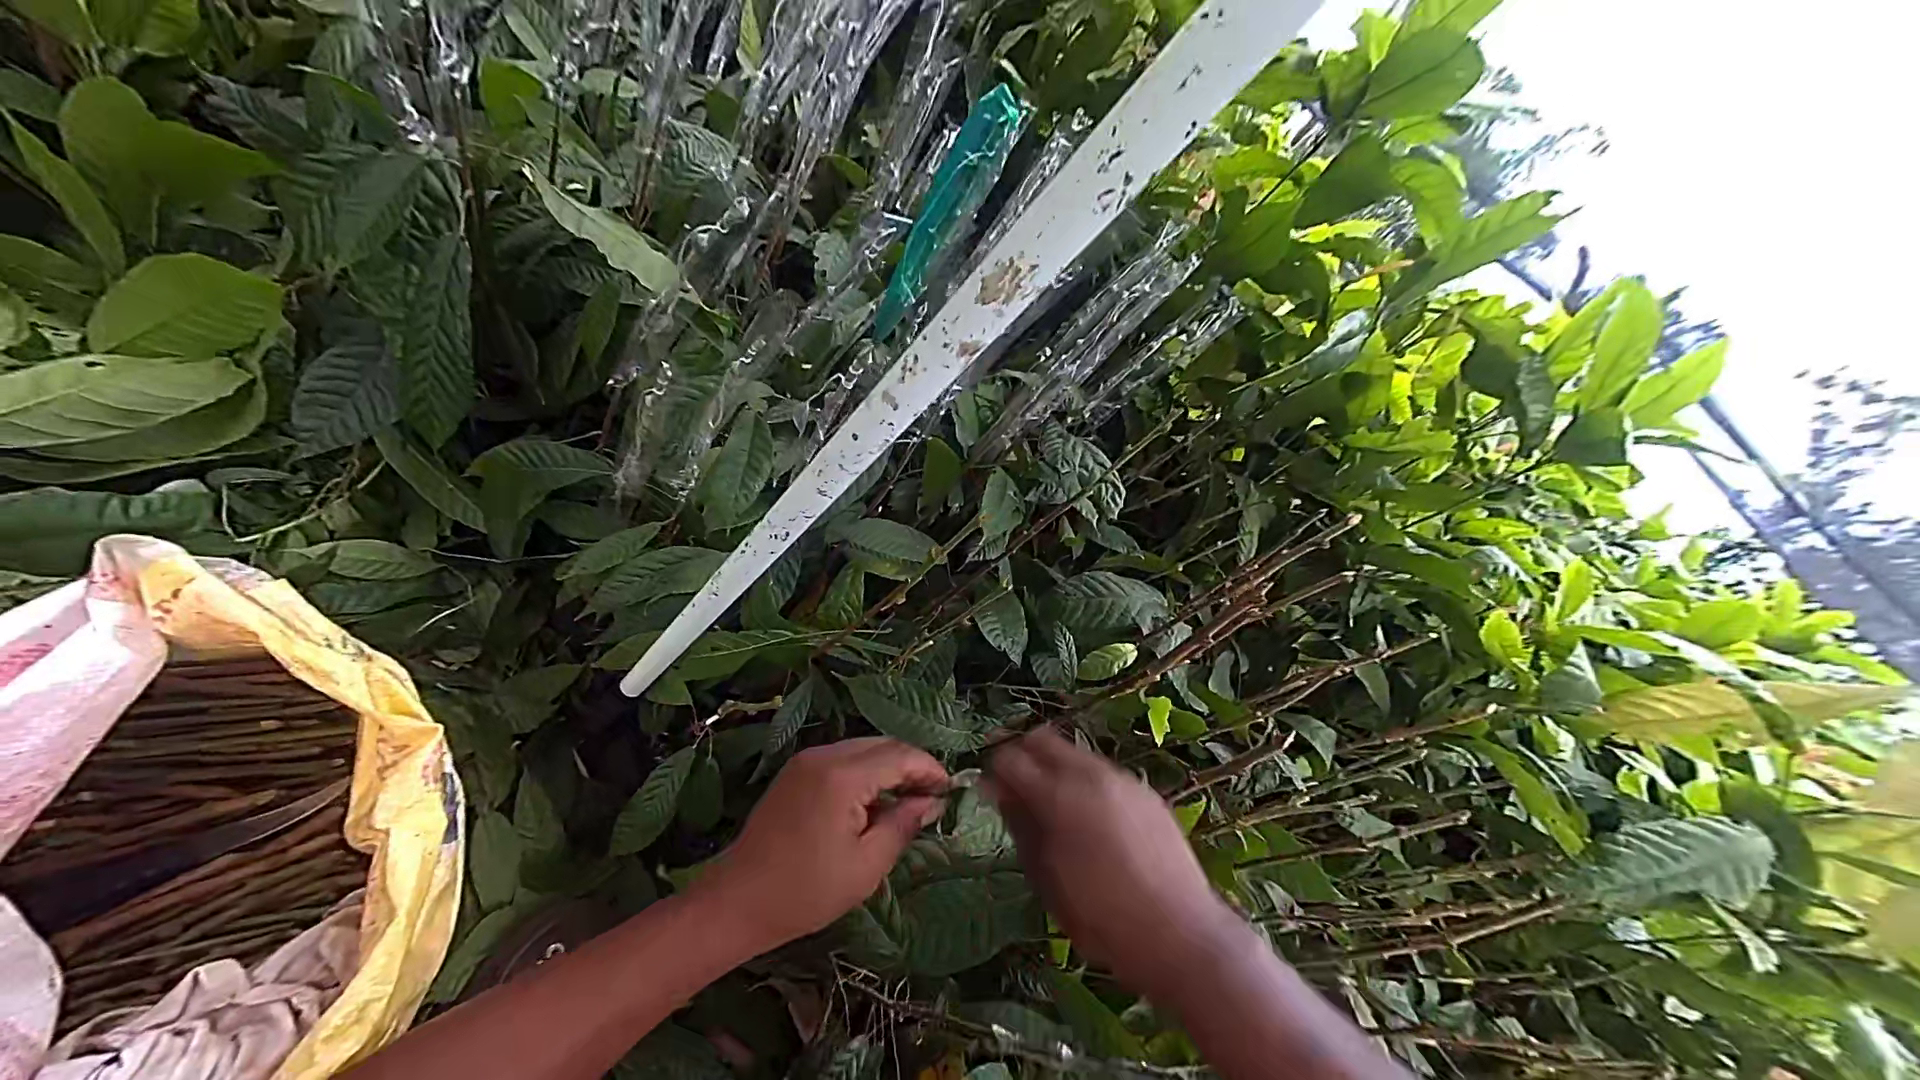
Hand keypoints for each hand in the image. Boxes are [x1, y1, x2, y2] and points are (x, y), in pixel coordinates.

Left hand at [689, 737, 947, 954]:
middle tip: (933, 796)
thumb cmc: (805, 892)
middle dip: (912, 765)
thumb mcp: (866, 866)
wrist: (736, 901)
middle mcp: (824, 755)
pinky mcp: (796, 771)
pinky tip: (874, 801)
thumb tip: (931, 802)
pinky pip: (843, 758)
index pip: (900, 755)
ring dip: (890, 767)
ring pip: (863, 748)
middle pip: (883, 744)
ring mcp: (807, 760)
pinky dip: (866, 771)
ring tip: (908, 800)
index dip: (930, 769)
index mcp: (842, 776)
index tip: (950, 790)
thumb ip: (903, 825)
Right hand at [989, 728, 1237, 991]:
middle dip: (1023, 754)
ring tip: (1056, 807)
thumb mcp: (1046, 879)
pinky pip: (1105, 773)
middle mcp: (1090, 775)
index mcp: (1058, 796)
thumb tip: (1000, 791)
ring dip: (1056, 767)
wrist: (1180, 934)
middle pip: (1044, 738)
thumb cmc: (1101, 918)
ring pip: (1076, 753)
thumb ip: (1021, 826)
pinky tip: (1093, 819)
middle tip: (1016, 786)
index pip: (1011, 758)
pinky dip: (1087, 783)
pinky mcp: (1147, 792)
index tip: (991, 788)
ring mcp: (1123, 780)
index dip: (995, 769)